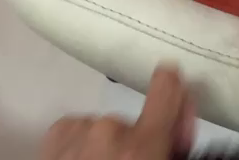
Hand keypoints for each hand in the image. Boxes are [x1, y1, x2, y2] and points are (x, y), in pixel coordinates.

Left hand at [42, 65, 195, 159]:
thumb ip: (176, 148)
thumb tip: (184, 122)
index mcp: (143, 148)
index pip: (168, 86)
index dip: (175, 88)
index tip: (175, 90)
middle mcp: (110, 131)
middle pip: (135, 124)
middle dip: (136, 146)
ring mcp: (78, 131)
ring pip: (104, 131)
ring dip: (105, 150)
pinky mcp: (55, 136)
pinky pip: (77, 131)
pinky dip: (81, 148)